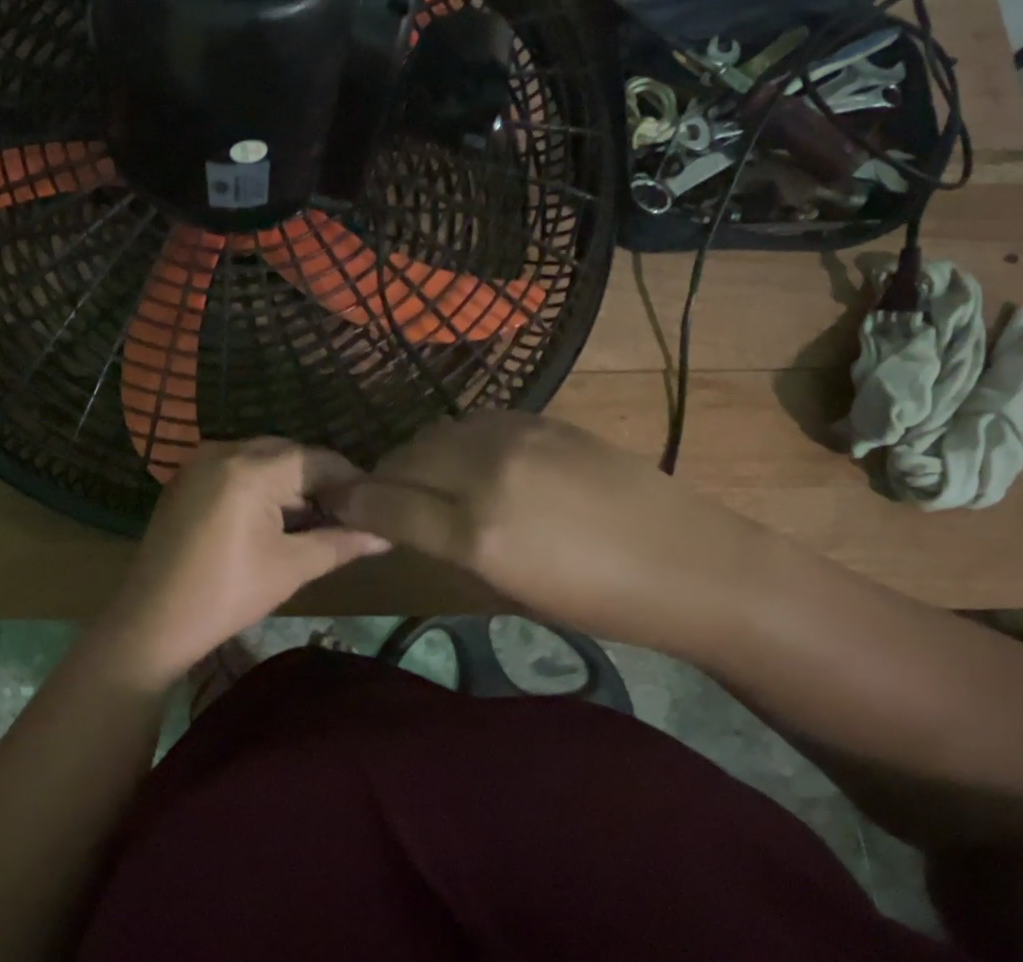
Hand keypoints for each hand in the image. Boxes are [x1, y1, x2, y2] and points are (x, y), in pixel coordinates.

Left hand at [96, 438, 390, 685]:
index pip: (316, 459)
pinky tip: (276, 519)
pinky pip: (235, 469)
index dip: (350, 479)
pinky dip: (261, 485)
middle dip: (319, 480)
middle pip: (288, 453)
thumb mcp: (291, 568)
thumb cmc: (226, 595)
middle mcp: (223, 452)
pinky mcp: (186, 480)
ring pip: (261, 459)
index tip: (374, 504)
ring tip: (315, 520)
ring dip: (290, 483)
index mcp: (250, 469)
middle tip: (347, 514)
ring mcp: (198, 463)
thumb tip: (386, 535)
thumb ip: (340, 543)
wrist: (152, 622)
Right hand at [322, 412, 774, 651]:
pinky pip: (475, 422)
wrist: (691, 564)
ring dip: (419, 456)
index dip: (349, 502)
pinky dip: (457, 441)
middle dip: (382, 479)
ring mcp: (517, 437)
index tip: (332, 503)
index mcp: (475, 532)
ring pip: (436, 432)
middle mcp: (485, 472)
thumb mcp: (508, 588)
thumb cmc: (600, 603)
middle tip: (384, 501)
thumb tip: (402, 520)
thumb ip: (446, 546)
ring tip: (429, 481)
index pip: (383, 504)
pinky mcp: (543, 419)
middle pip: (403, 458)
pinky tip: (474, 463)